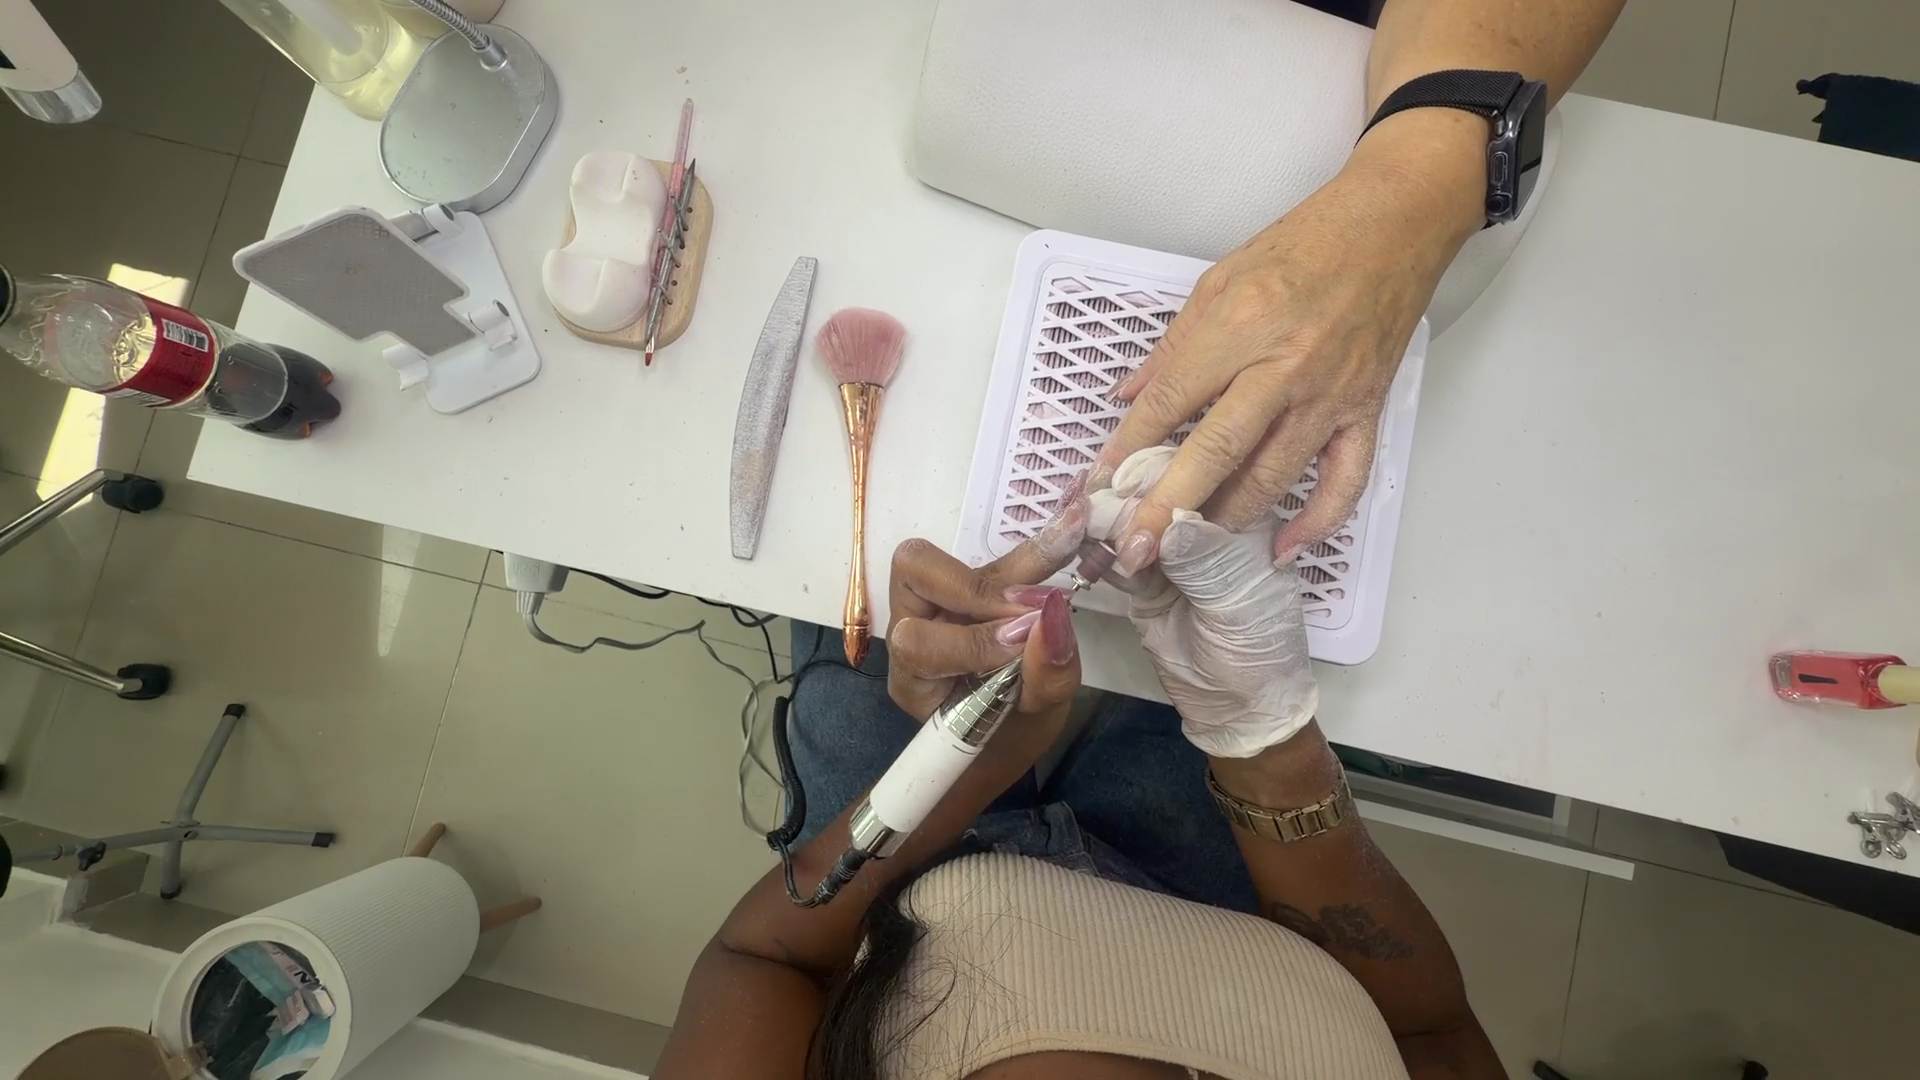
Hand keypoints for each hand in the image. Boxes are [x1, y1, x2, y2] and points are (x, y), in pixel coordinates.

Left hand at [884, 497, 1085, 767]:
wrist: (1008, 736)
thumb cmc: (1009, 737)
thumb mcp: (1035, 723)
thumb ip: (1043, 677)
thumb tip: (1052, 617)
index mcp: (913, 678)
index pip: (916, 642)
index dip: (970, 640)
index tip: (1023, 641)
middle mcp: (913, 631)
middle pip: (914, 574)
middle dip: (979, 589)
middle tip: (1035, 607)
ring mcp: (940, 604)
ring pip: (954, 557)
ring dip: (1010, 566)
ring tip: (1067, 550)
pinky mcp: (974, 588)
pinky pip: (1000, 563)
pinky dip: (1038, 550)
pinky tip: (1074, 527)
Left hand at [1094, 145, 1480, 571]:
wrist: (1396, 221)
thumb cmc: (1302, 245)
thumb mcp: (1218, 282)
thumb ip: (1170, 349)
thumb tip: (1127, 399)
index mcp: (1240, 328)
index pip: (1170, 401)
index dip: (1127, 447)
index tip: (1098, 486)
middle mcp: (1284, 369)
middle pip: (1217, 451)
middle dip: (1169, 507)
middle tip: (1133, 550)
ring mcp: (1329, 396)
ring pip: (1272, 477)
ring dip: (1225, 521)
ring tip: (1186, 552)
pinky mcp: (1366, 412)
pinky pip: (1345, 481)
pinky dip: (1315, 523)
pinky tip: (1279, 550)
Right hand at [1094, 449, 1315, 756]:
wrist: (1236, 708)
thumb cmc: (1258, 651)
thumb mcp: (1240, 603)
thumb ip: (1206, 559)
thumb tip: (1171, 516)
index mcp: (1243, 516)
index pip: (1201, 475)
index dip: (1160, 474)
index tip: (1121, 481)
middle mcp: (1204, 524)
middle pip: (1156, 493)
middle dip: (1121, 496)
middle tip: (1085, 503)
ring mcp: (1170, 551)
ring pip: (1130, 522)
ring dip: (1101, 522)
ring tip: (1075, 523)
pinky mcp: (1144, 578)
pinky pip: (1115, 556)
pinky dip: (1097, 552)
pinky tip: (1081, 551)